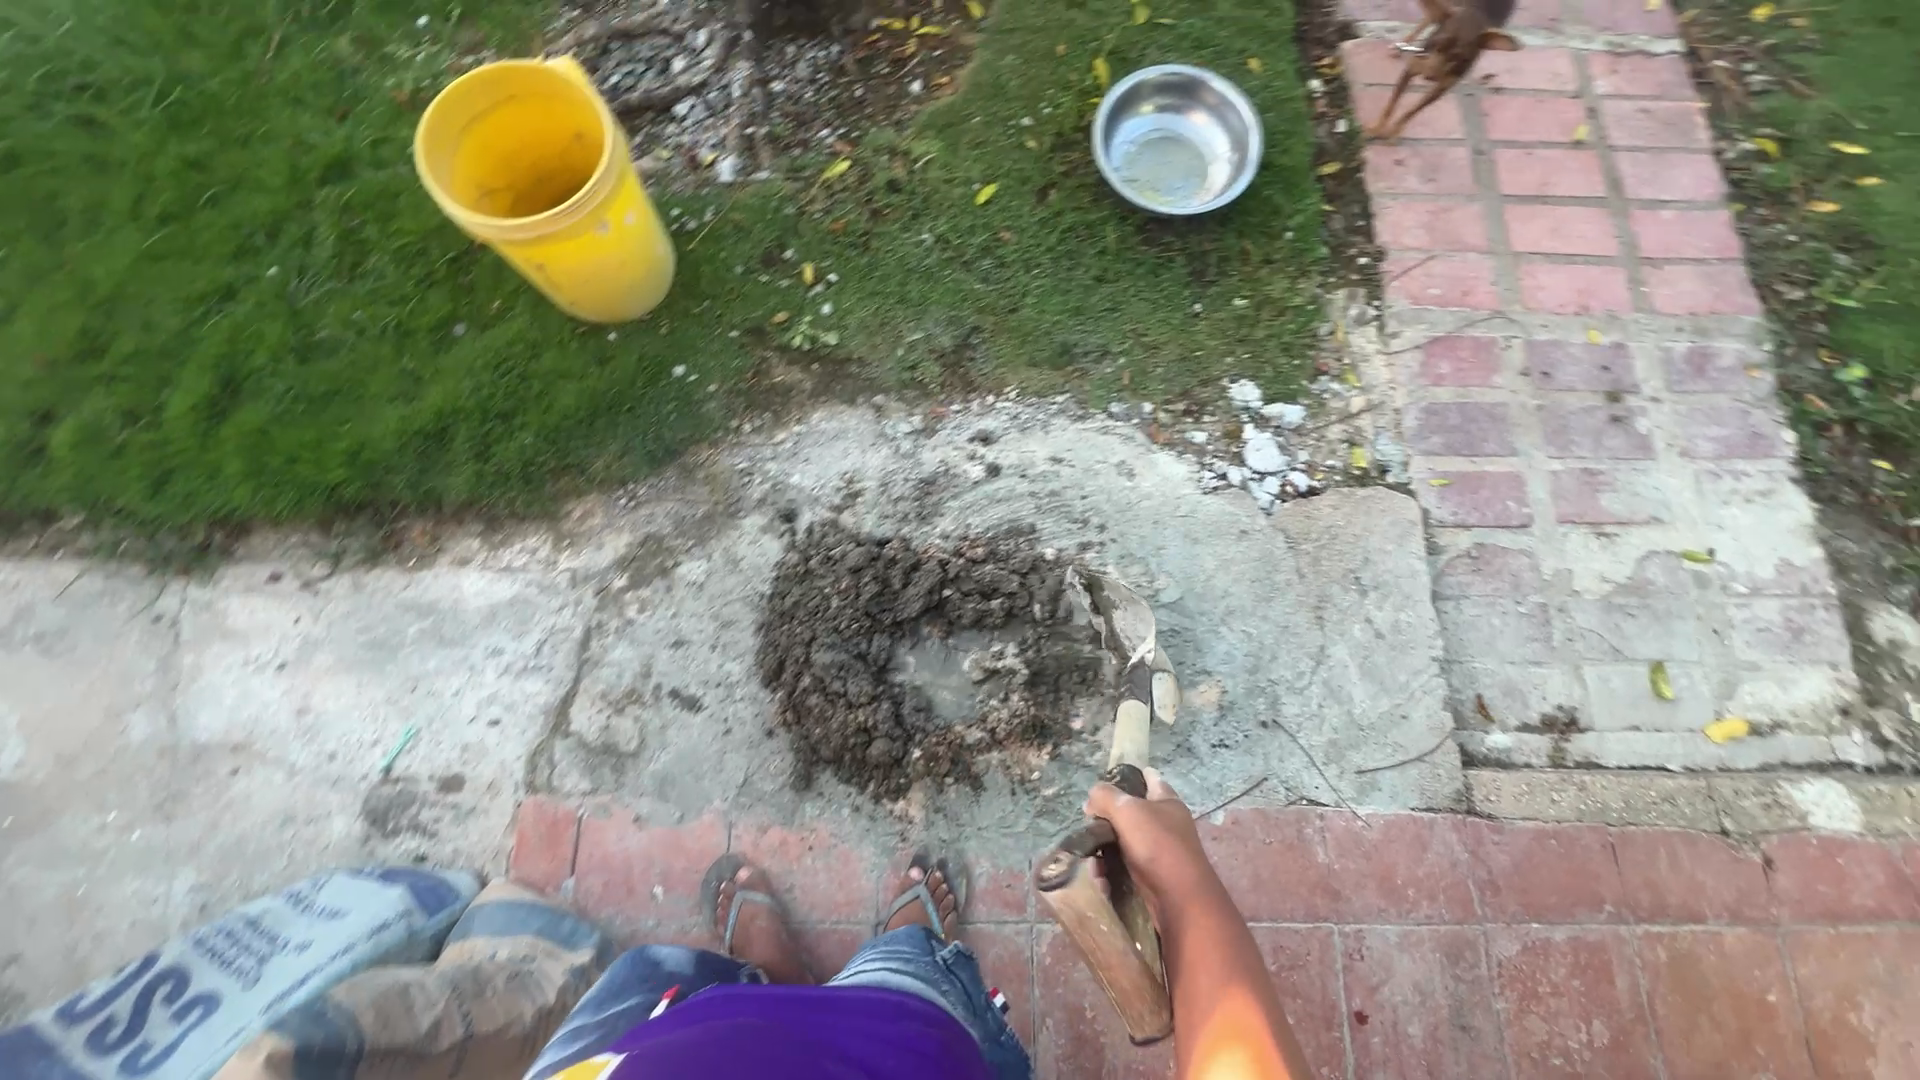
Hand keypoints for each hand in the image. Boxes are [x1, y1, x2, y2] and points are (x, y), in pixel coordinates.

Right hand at [1084, 769, 1220, 915]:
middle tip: (1090, 827)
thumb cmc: (1157, 845)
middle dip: (1106, 822)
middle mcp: (1166, 825)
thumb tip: (1091, 800)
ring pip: (1123, 844)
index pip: (1151, 779)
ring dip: (1103, 855)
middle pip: (1130, 814)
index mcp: (1166, 802)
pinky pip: (1124, 870)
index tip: (1116, 776)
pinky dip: (1111, 875)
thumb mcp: (1127, 811)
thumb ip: (1105, 796)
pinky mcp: (1152, 879)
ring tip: (1093, 866)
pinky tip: (1102, 882)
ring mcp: (1159, 853)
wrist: (1181, 900)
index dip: (1136, 774)